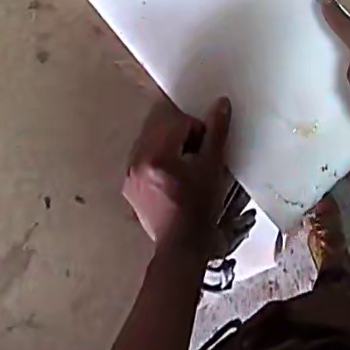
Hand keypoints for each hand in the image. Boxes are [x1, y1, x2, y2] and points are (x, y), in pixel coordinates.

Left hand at [123, 97, 237, 258]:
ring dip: (170, 144)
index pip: (178, 122)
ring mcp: (130, 176)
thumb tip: (220, 105)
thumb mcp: (213, 166)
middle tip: (196, 153)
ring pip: (150, 141)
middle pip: (160, 127)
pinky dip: (159, 158)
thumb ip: (216, 132)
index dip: (197, 129)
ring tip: (186, 166)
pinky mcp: (129, 186)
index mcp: (156, 156)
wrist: (183, 244)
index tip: (206, 147)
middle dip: (181, 133)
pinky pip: (143, 158)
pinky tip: (174, 176)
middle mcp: (137, 163)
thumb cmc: (199, 207)